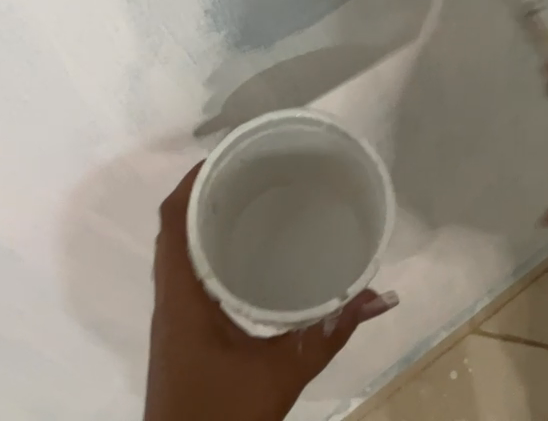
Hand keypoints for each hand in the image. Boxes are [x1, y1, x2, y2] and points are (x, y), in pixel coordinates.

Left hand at [144, 162, 398, 420]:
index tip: (227, 153)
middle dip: (204, 192)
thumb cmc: (223, 416)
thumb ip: (329, 332)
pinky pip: (184, 274)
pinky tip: (240, 256)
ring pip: (176, 251)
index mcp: (181, 295)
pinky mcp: (177, 333)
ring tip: (246, 199)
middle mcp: (168, 298)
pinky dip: (204, 251)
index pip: (173, 218)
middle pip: (173, 227)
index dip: (192, 179)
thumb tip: (379, 296)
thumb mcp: (283, 372)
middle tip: (248, 170)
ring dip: (201, 221)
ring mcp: (169, 317)